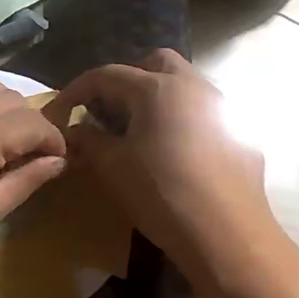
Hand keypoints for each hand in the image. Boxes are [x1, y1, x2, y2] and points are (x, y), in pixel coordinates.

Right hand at [47, 49, 274, 283]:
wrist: (225, 234)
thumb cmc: (159, 192)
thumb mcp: (110, 165)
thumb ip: (88, 139)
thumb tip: (76, 130)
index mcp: (158, 90)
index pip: (107, 74)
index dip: (76, 90)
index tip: (59, 111)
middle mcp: (194, 88)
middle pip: (155, 63)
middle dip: (125, 80)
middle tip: (105, 110)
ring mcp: (223, 109)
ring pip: (183, 85)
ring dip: (153, 99)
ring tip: (134, 131)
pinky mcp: (239, 133)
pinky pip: (201, 112)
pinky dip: (177, 119)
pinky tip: (167, 153)